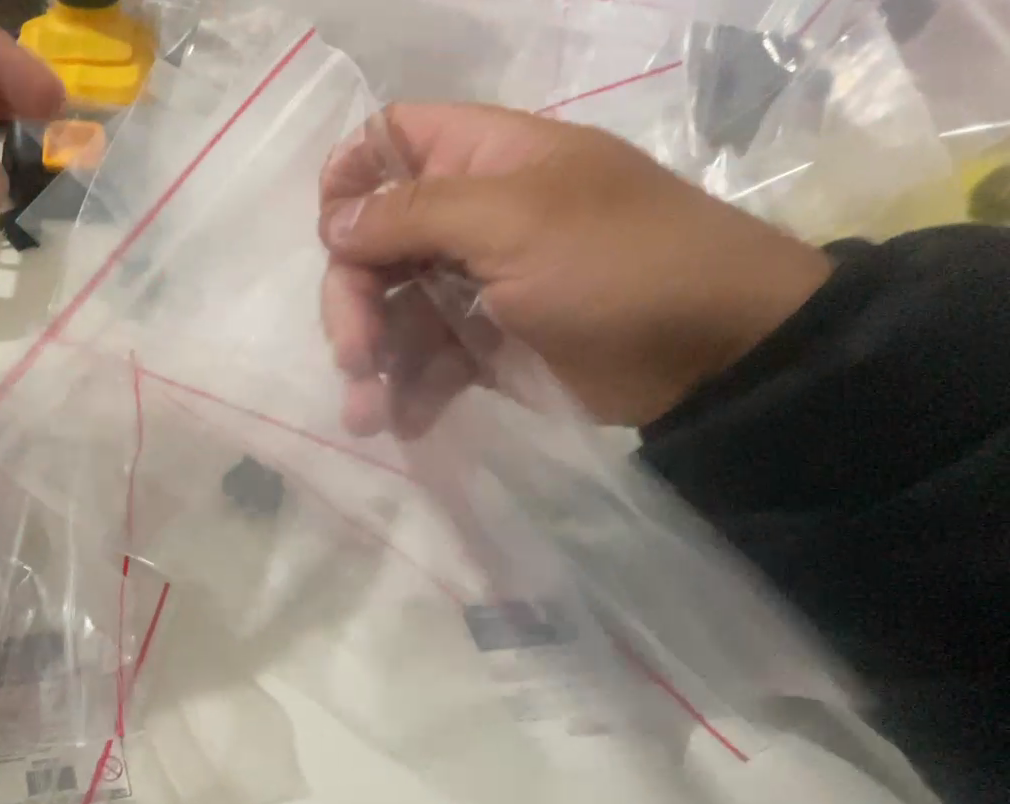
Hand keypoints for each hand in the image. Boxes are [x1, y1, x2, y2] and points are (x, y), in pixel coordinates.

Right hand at [318, 104, 831, 436]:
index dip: (350, 179)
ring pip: (387, 312)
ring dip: (370, 363)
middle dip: (352, 303)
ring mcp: (470, 285)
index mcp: (481, 162)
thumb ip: (414, 213)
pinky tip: (404, 421)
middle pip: (371, 245)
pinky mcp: (479, 344)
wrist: (710, 354)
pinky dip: (407, 392)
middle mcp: (467, 218)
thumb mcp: (514, 222)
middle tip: (355, 358)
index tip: (334, 234)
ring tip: (368, 414)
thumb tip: (334, 221)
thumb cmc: (618, 264)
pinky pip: (421, 362)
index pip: (391, 141)